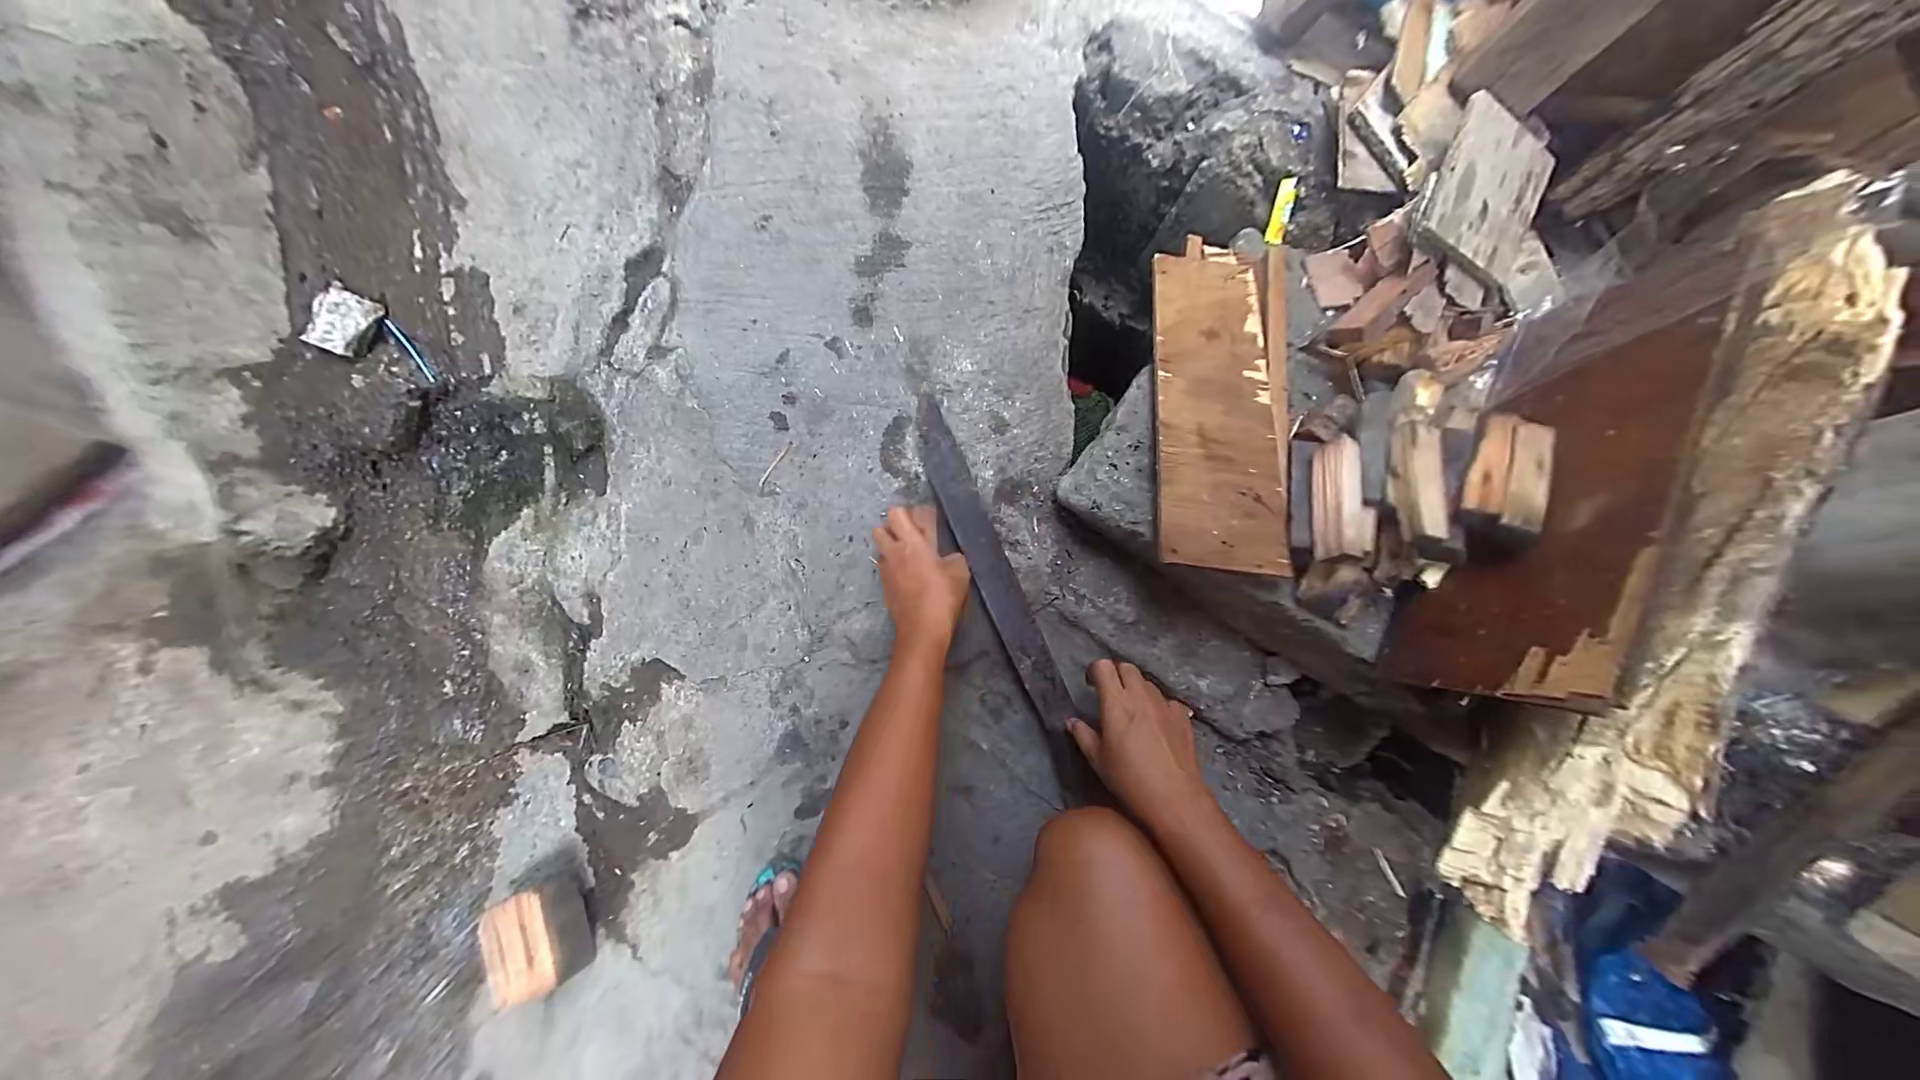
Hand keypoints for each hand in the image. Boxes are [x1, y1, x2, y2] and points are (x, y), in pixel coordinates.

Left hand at [872, 505, 970, 653]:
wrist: (922, 629)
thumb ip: (953, 557)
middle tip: (912, 537)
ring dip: (891, 548)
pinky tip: (909, 578)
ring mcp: (886, 571)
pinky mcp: (884, 588)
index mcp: (911, 543)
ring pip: (880, 549)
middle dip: (893, 528)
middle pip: (880, 528)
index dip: (910, 512)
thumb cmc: (942, 595)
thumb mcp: (960, 571)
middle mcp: (893, 553)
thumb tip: (947, 557)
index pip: (898, 513)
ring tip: (910, 558)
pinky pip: (885, 569)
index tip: (924, 519)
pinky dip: (894, 567)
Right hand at [1068, 660, 1213, 828]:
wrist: (1174, 796)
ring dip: (1137, 689)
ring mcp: (1164, 704)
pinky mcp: (1182, 716)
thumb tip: (1072, 722)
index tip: (1091, 685)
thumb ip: (1083, 735)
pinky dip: (1159, 705)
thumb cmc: (1129, 779)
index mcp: (1116, 703)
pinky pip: (1167, 700)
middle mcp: (1141, 696)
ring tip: (1134, 709)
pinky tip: (1157, 723)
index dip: (1095, 671)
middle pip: (1127, 668)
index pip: (1104, 667)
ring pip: (1147, 683)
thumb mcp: (1097, 759)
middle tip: (1111, 694)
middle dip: (1116, 674)